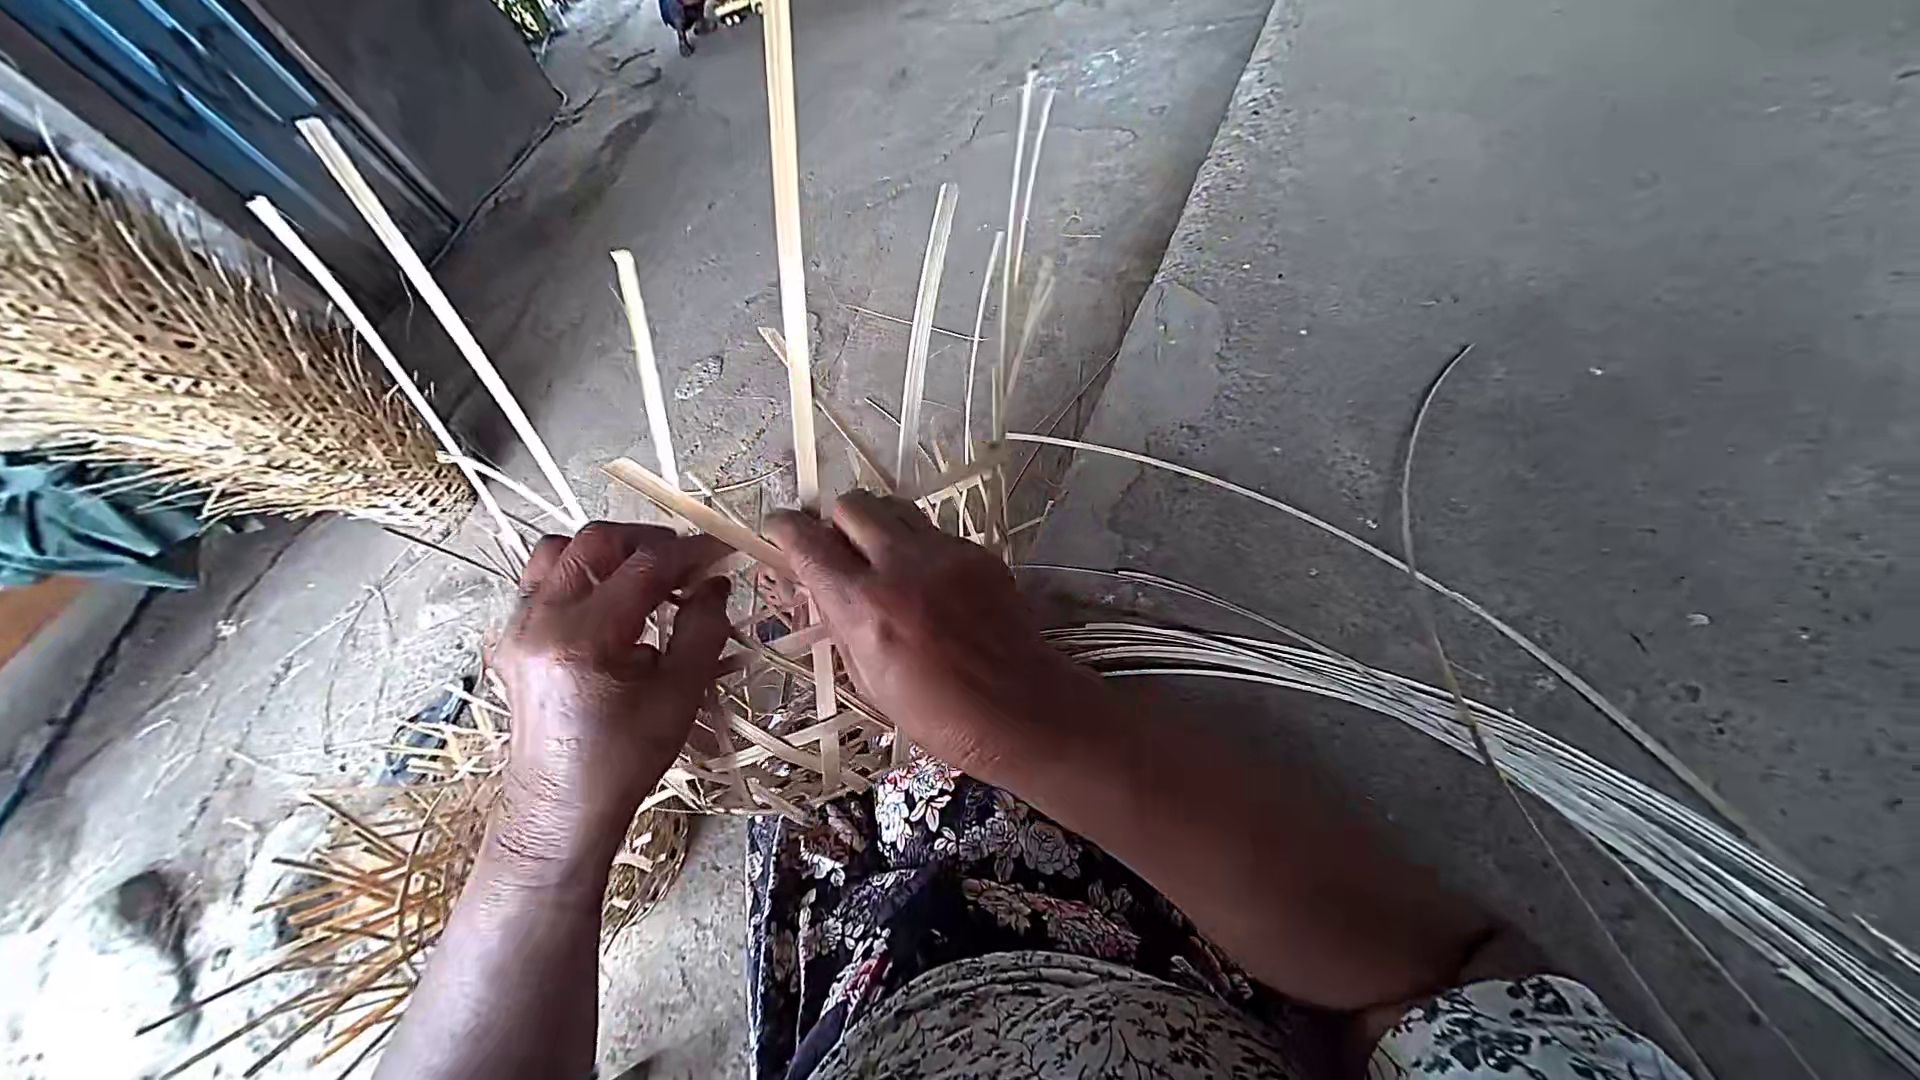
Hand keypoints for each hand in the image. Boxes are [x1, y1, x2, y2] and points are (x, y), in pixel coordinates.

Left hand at [490, 523, 730, 873]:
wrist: (561, 808)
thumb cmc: (625, 758)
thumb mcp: (680, 693)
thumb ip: (704, 627)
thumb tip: (715, 582)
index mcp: (583, 638)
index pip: (645, 566)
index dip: (691, 551)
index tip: (723, 550)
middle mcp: (539, 621)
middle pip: (595, 542)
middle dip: (649, 542)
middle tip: (687, 563)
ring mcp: (517, 627)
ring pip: (560, 552)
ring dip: (612, 553)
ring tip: (649, 577)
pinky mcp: (513, 638)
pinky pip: (545, 580)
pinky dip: (585, 573)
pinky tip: (615, 603)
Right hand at [767, 491, 1109, 783]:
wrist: (1020, 708)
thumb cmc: (938, 714)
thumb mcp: (869, 680)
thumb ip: (841, 621)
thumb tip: (822, 586)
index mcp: (865, 606)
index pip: (809, 543)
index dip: (785, 528)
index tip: (779, 526)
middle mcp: (903, 565)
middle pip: (854, 504)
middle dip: (835, 520)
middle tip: (839, 547)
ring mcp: (946, 553)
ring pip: (896, 508)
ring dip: (877, 524)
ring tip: (881, 557)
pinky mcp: (979, 553)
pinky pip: (934, 532)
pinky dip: (918, 546)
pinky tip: (928, 580)